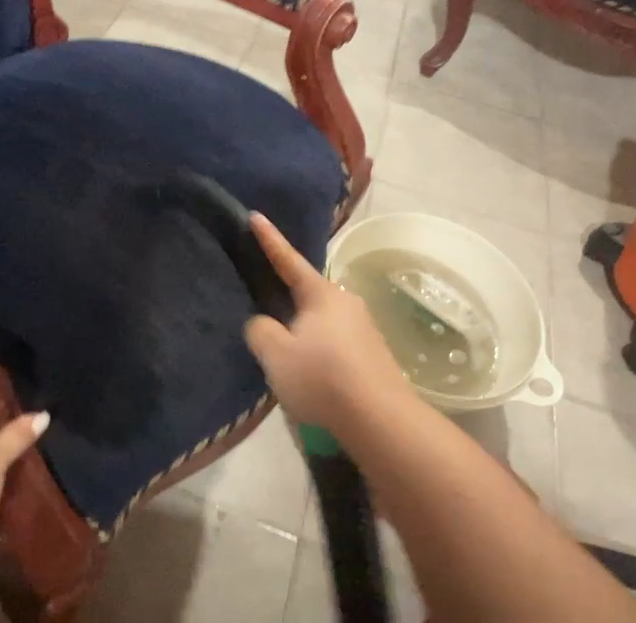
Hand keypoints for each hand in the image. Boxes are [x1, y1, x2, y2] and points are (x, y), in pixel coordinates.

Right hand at [242, 213, 413, 436]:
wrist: (380, 419)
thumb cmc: (323, 377)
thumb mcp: (276, 354)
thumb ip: (260, 331)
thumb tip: (263, 324)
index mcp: (322, 294)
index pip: (288, 260)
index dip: (269, 240)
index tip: (255, 217)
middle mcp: (346, 303)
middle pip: (307, 295)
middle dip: (286, 302)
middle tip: (265, 314)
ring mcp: (364, 330)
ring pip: (321, 324)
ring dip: (304, 334)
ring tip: (286, 358)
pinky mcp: (372, 357)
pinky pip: (335, 346)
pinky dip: (319, 354)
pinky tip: (311, 377)